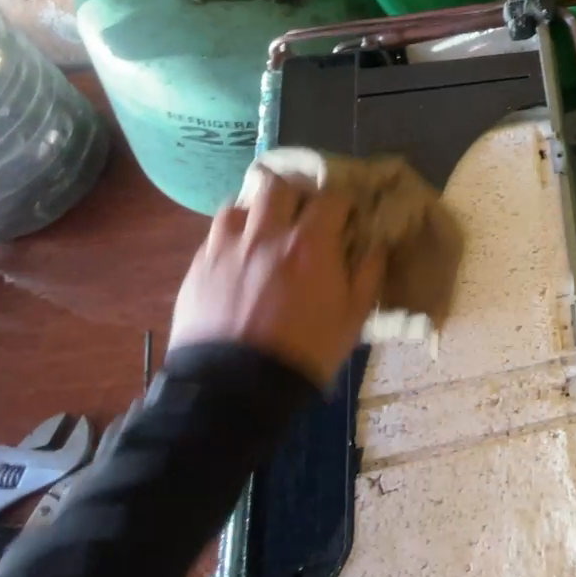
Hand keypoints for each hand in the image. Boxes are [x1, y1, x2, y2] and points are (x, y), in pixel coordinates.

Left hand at [168, 168, 385, 385]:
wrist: (234, 388)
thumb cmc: (306, 349)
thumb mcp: (354, 315)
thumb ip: (369, 273)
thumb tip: (377, 244)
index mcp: (311, 244)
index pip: (331, 198)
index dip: (343, 204)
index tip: (348, 217)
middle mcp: (267, 235)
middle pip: (280, 188)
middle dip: (297, 195)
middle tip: (304, 214)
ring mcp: (227, 249)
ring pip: (240, 205)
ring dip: (258, 212)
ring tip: (266, 230)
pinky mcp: (198, 268)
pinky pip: (216, 235)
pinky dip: (233, 236)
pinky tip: (241, 255)